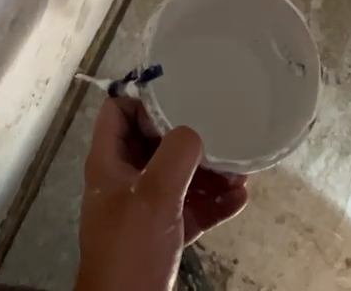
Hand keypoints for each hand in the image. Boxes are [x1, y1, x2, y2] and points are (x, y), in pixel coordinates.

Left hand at [74, 97, 248, 290]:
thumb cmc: (131, 247)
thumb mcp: (154, 195)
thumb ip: (176, 155)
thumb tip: (194, 133)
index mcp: (109, 162)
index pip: (118, 112)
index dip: (144, 103)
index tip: (179, 102)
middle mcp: (125, 180)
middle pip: (155, 143)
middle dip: (190, 140)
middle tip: (221, 133)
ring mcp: (144, 209)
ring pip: (178, 177)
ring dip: (209, 172)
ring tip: (240, 168)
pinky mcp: (163, 235)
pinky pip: (190, 209)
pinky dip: (213, 203)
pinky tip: (240, 198)